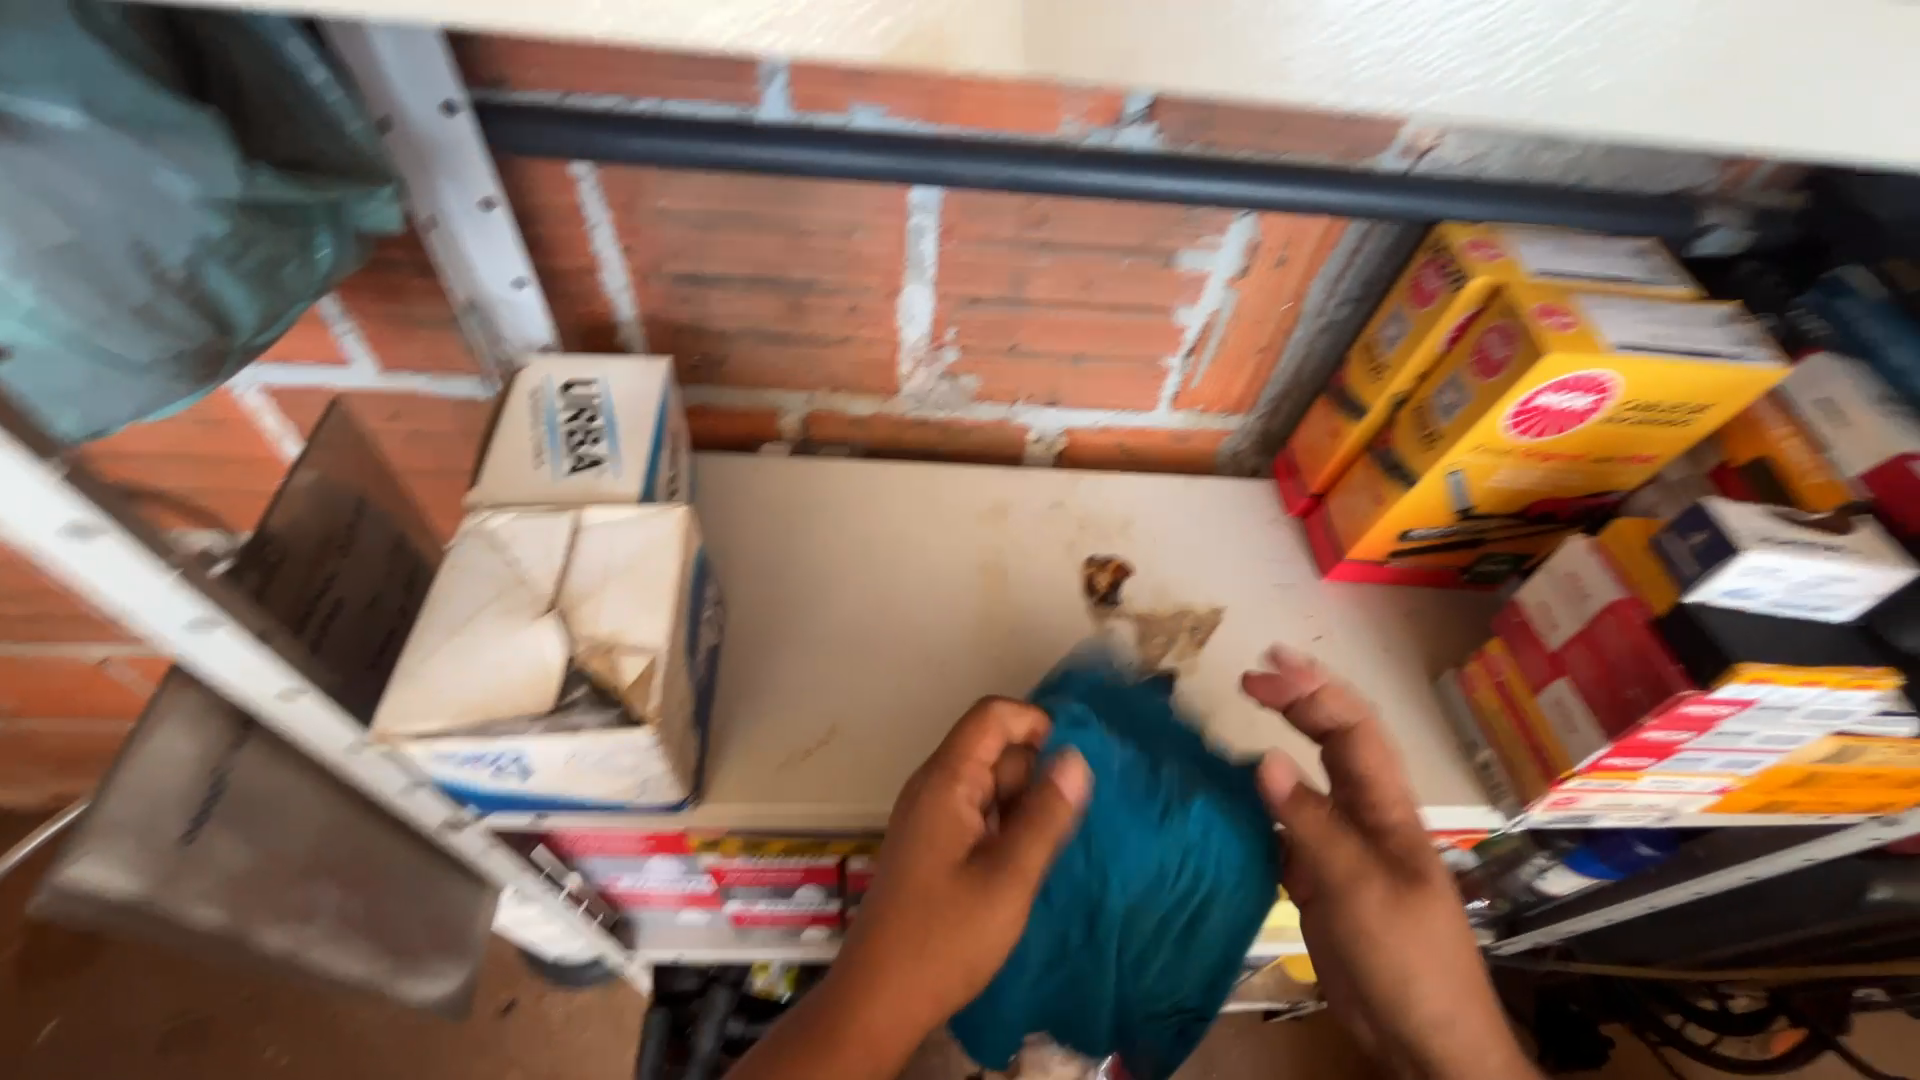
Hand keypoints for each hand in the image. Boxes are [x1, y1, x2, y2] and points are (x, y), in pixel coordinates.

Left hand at [833, 696, 1091, 1031]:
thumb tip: (1076, 758)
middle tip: (1069, 824)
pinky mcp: (934, 843)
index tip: (1074, 767)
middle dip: (1037, 773)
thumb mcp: (1009, 878)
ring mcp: (932, 815)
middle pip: (994, 748)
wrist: (879, 1001)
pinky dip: (1008, 826)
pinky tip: (1027, 864)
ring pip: (991, 784)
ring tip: (1053, 850)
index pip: (993, 715)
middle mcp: (934, 786)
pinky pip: (979, 812)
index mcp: (946, 780)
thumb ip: (1045, 815)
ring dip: (1026, 805)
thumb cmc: (945, 939)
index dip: (1037, 725)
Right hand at [1243, 646, 1536, 1079]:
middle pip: (1333, 740)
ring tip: (1243, 712)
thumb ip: (1311, 823)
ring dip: (1279, 739)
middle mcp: (1362, 814)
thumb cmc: (1406, 958)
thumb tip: (1262, 758)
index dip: (1311, 692)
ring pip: (1307, 776)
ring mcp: (1338, 844)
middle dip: (1298, 699)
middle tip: (1249, 674)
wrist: (1423, 1038)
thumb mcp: (1358, 887)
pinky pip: (1283, 823)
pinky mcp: (1315, 876)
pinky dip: (1258, 798)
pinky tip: (1232, 790)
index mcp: (1385, 807)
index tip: (1261, 673)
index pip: (1351, 729)